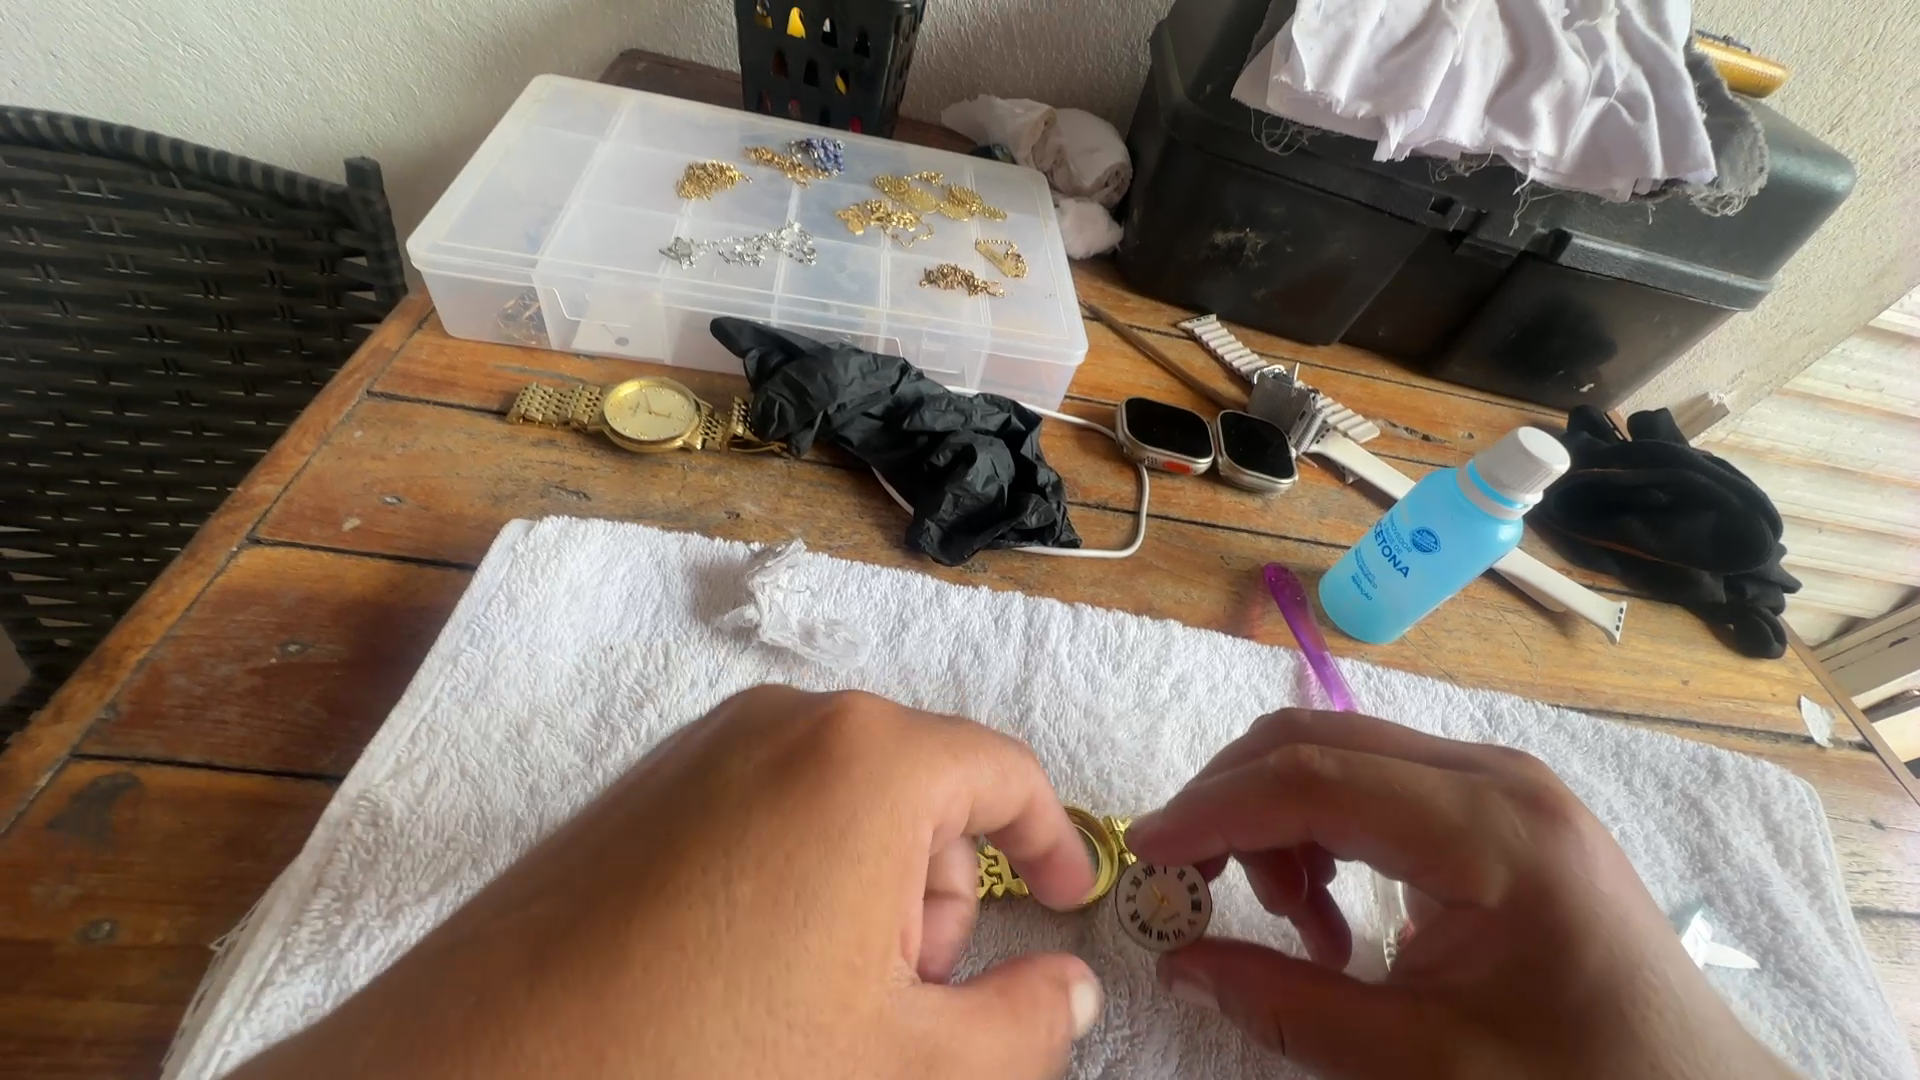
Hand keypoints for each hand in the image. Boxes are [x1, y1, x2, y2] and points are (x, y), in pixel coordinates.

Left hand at [231, 686, 1103, 1079]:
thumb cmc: (719, 1067)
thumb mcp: (906, 1068)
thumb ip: (1024, 1026)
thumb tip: (1075, 989)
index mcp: (869, 758)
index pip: (1004, 770)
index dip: (1051, 837)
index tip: (1066, 902)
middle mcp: (794, 719)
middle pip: (924, 787)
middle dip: (939, 888)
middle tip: (899, 992)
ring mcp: (713, 738)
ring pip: (849, 795)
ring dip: (871, 884)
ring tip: (816, 987)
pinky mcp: (655, 775)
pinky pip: (775, 797)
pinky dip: (802, 866)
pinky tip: (750, 957)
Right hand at [1124, 709, 1798, 1079]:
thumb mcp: (1427, 1070)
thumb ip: (1287, 1008)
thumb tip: (1176, 961)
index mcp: (1493, 829)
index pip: (1311, 780)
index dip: (1212, 810)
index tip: (1145, 851)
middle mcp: (1488, 772)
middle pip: (1309, 742)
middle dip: (1229, 802)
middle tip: (1194, 880)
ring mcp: (1488, 774)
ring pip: (1325, 751)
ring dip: (1271, 820)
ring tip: (1293, 918)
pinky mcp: (1480, 793)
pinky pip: (1358, 777)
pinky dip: (1311, 827)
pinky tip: (1327, 903)